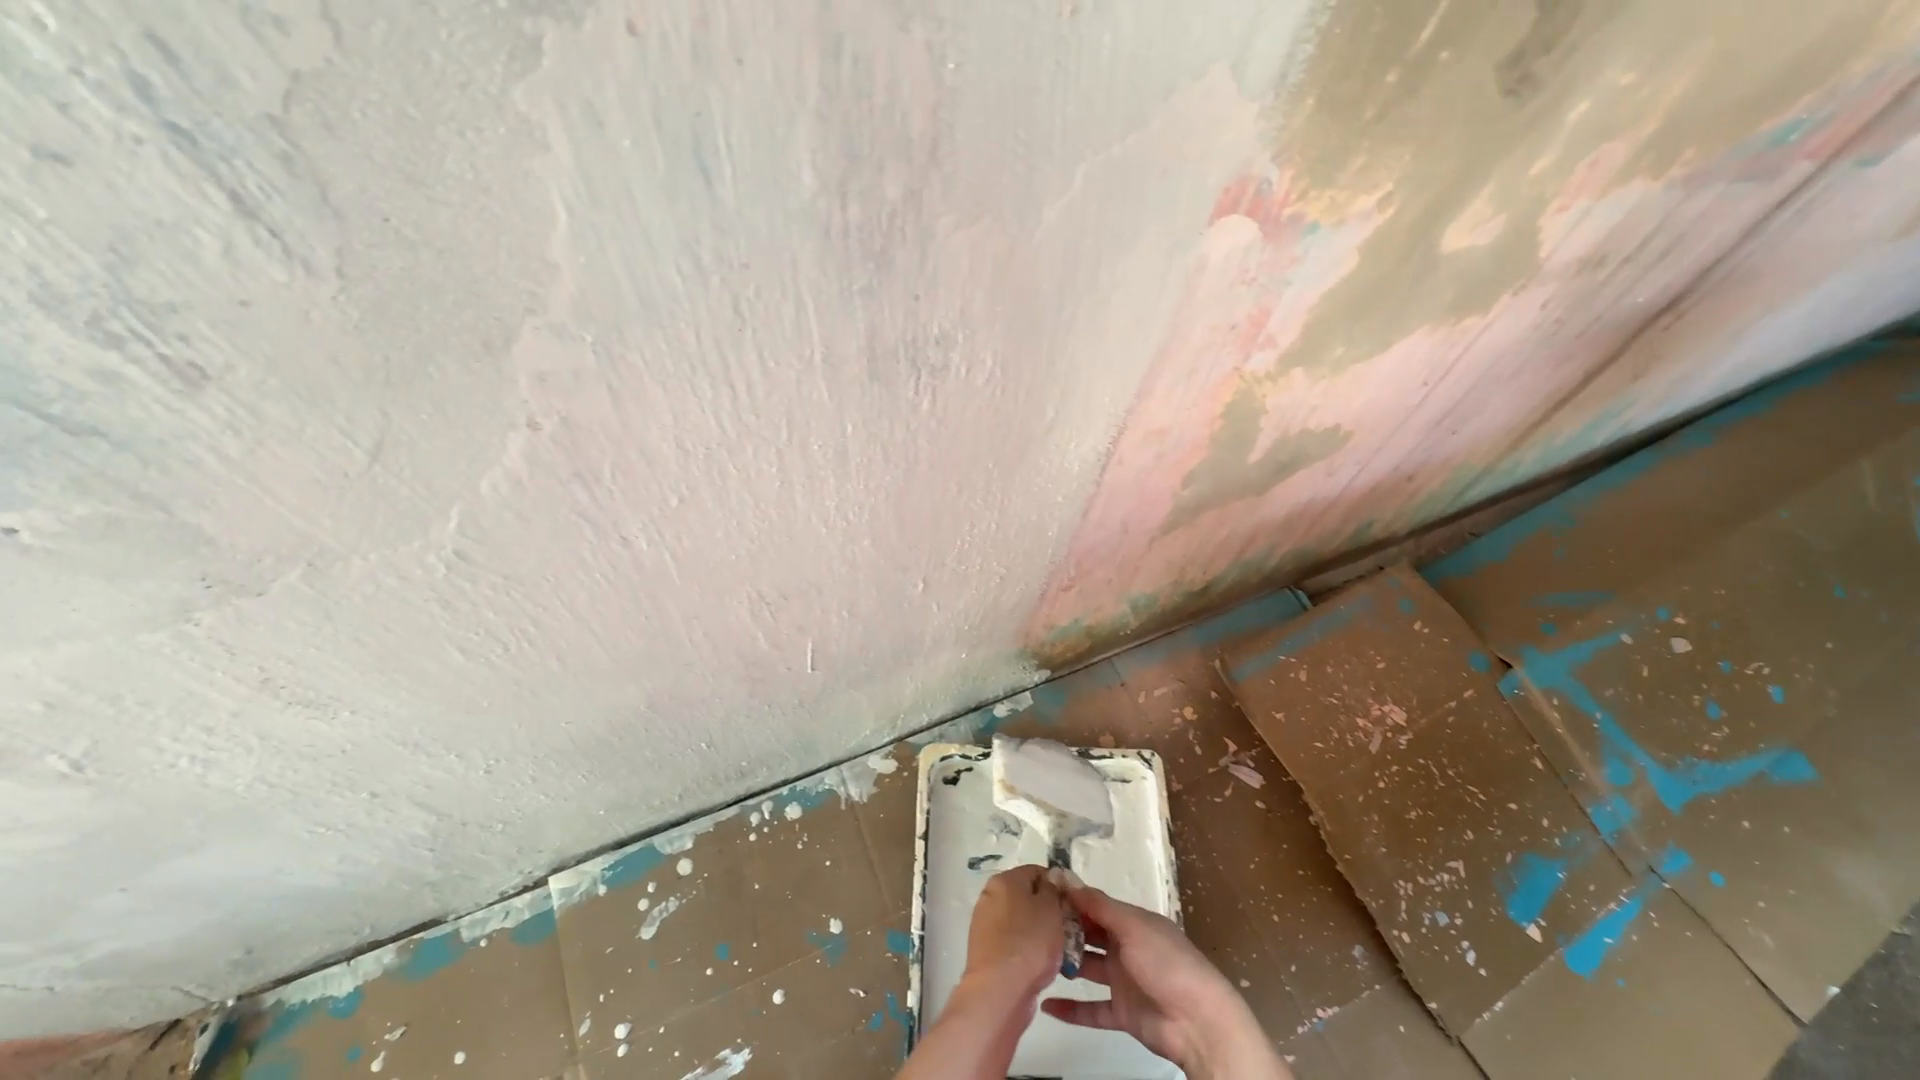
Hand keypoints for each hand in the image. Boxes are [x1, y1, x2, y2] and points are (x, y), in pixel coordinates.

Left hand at [962, 864, 1066, 997]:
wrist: (999, 991)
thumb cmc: (1030, 943)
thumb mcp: (1051, 908)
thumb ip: (1054, 889)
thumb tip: (1052, 878)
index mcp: (1004, 881)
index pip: (1037, 872)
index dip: (1060, 886)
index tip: (1076, 905)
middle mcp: (990, 898)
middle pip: (1029, 898)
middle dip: (1052, 911)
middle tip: (1072, 928)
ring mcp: (987, 926)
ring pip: (1024, 923)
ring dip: (1043, 933)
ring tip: (1062, 951)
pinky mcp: (988, 952)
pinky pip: (1015, 943)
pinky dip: (1030, 950)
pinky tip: (1044, 965)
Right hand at [1042, 884, 1292, 1079]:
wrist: (1198, 1022)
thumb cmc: (1168, 964)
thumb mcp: (1133, 927)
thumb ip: (1098, 905)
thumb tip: (1065, 877)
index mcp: (1134, 923)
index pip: (1096, 907)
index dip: (1070, 901)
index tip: (1038, 896)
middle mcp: (1127, 948)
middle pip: (1090, 936)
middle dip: (1064, 931)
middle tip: (1029, 928)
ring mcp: (1124, 982)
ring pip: (1088, 969)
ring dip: (1064, 966)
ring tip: (1031, 960)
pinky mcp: (1122, 1013)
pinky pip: (1091, 1009)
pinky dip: (1070, 1009)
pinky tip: (1045, 1006)